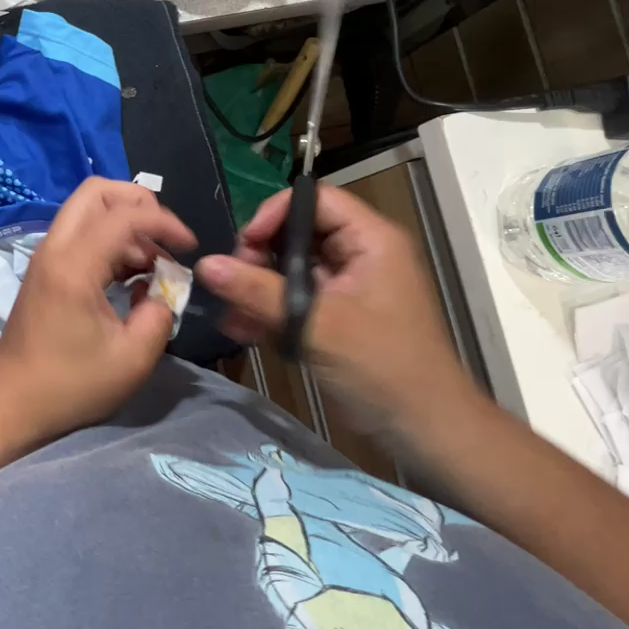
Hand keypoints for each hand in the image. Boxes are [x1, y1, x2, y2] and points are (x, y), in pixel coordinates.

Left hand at [0, 177, 197, 438]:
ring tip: (155, 265)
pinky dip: (110, 240)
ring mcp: (46, 257)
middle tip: (167, 238)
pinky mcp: (45, 270)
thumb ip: (159, 315)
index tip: (190, 248)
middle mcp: (55, 249)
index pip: (125, 215)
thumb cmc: (70, 385)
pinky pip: (81, 233)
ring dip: (126, 224)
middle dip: (140, 203)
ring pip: (87, 210)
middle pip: (96, 191)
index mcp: (74, 265)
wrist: (11, 403)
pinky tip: (133, 276)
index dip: (165, 222)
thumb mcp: (132, 359)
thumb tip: (162, 292)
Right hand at [194, 183, 482, 437]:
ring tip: (232, 313)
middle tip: (234, 283)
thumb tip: (204, 265)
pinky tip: (242, 330)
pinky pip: (291, 298)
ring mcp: (346, 286)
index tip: (245, 245)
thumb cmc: (382, 366)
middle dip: (258, 255)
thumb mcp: (316, 324)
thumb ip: (258, 292)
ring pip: (288, 267)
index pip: (313, 199)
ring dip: (256, 287)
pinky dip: (267, 310)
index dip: (274, 213)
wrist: (423, 429)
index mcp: (370, 240)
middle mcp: (358, 254)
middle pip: (295, 231)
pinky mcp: (334, 315)